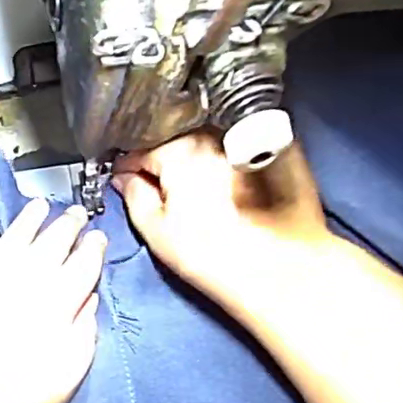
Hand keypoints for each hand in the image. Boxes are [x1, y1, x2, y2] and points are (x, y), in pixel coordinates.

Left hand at [0, 199, 104, 402]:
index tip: (98, 236)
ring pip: (7, 244)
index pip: (80, 266)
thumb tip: (89, 299)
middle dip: (66, 227)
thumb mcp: (67, 376)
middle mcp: (20, 283)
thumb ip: (83, 334)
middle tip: (77, 212)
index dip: (91, 248)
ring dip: (24, 224)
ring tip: (37, 207)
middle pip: (49, 246)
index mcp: (55, 303)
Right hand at [114, 130, 337, 313]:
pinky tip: (231, 195)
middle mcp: (214, 134)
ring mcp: (248, 140)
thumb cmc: (217, 257)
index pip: (139, 149)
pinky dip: (228, 165)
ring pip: (206, 146)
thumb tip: (124, 179)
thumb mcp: (157, 231)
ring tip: (202, 202)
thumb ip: (133, 196)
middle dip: (165, 165)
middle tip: (167, 202)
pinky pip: (237, 151)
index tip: (127, 182)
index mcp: (180, 149)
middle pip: (175, 142)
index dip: (128, 169)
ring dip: (197, 164)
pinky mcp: (276, 148)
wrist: (277, 268)